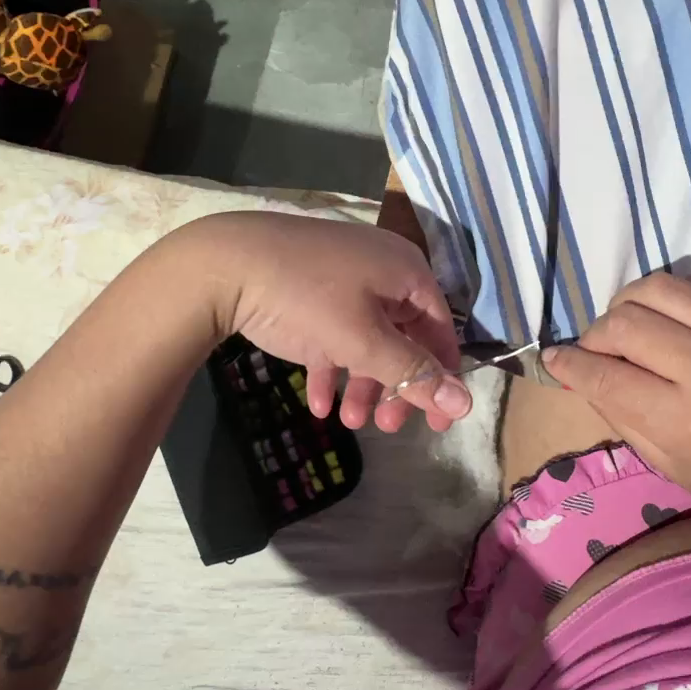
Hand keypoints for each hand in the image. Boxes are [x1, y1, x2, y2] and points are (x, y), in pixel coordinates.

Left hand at [180, 212, 470, 431]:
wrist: (225, 262)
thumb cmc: (307, 296)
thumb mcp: (363, 340)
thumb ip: (413, 373)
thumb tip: (466, 405)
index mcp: (407, 272)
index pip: (440, 329)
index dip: (440, 378)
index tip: (433, 424)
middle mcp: (383, 271)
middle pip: (404, 337)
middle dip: (395, 386)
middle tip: (387, 427)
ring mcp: (346, 278)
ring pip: (368, 339)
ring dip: (362, 383)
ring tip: (347, 422)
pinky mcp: (313, 290)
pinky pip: (335, 332)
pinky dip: (332, 366)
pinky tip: (318, 403)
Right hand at [542, 273, 690, 526]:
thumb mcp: (673, 467)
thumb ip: (621, 414)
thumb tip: (577, 370)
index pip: (606, 377)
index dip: (570, 364)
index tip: (554, 359)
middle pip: (625, 324)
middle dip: (595, 335)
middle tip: (596, 349)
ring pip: (656, 287)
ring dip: (627, 304)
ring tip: (627, 326)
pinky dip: (667, 295)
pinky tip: (666, 317)